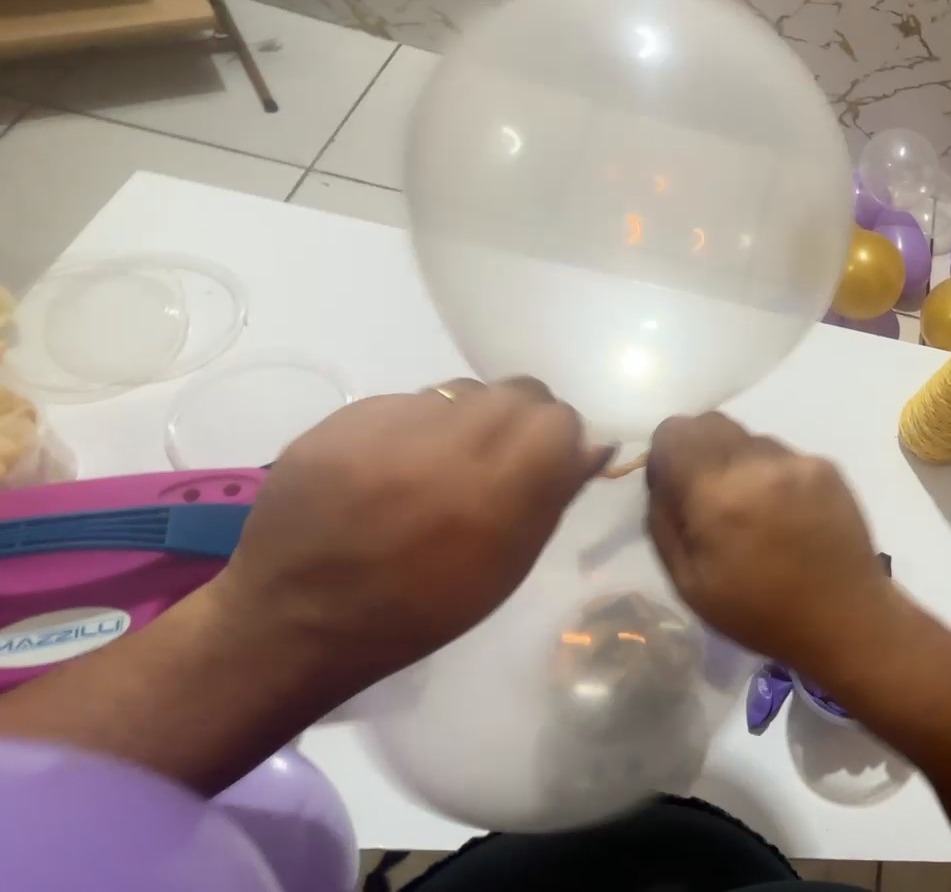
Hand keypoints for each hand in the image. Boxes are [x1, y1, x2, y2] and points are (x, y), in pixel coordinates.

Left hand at [207, 377, 606, 694]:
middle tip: (500, 456)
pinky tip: (394, 466)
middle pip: (519, 391)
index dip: (560, 439)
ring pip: (464, 391)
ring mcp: (386, 431)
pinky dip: (416, 426)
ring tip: (441, 463)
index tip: (546, 462)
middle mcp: (444, 449)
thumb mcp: (509, 564)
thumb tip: (594, 445)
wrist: (293, 621)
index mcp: (493, 494)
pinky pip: (408, 401)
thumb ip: (554, 495)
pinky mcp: (341, 422)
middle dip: (523, 418)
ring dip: (469, 419)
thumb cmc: (424, 606)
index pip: (558, 419)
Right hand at [646, 412, 895, 679]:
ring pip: (749, 438)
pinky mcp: (828, 465)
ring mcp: (799, 461)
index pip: (676, 431)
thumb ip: (664, 519)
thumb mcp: (688, 582)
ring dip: (737, 462)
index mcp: (718, 495)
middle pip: (711, 423)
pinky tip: (786, 513)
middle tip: (709, 499)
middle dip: (698, 452)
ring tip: (753, 511)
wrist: (845, 615)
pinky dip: (772, 473)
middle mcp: (760, 465)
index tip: (674, 488)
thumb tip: (661, 476)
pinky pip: (783, 454)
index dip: (665, 455)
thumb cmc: (759, 612)